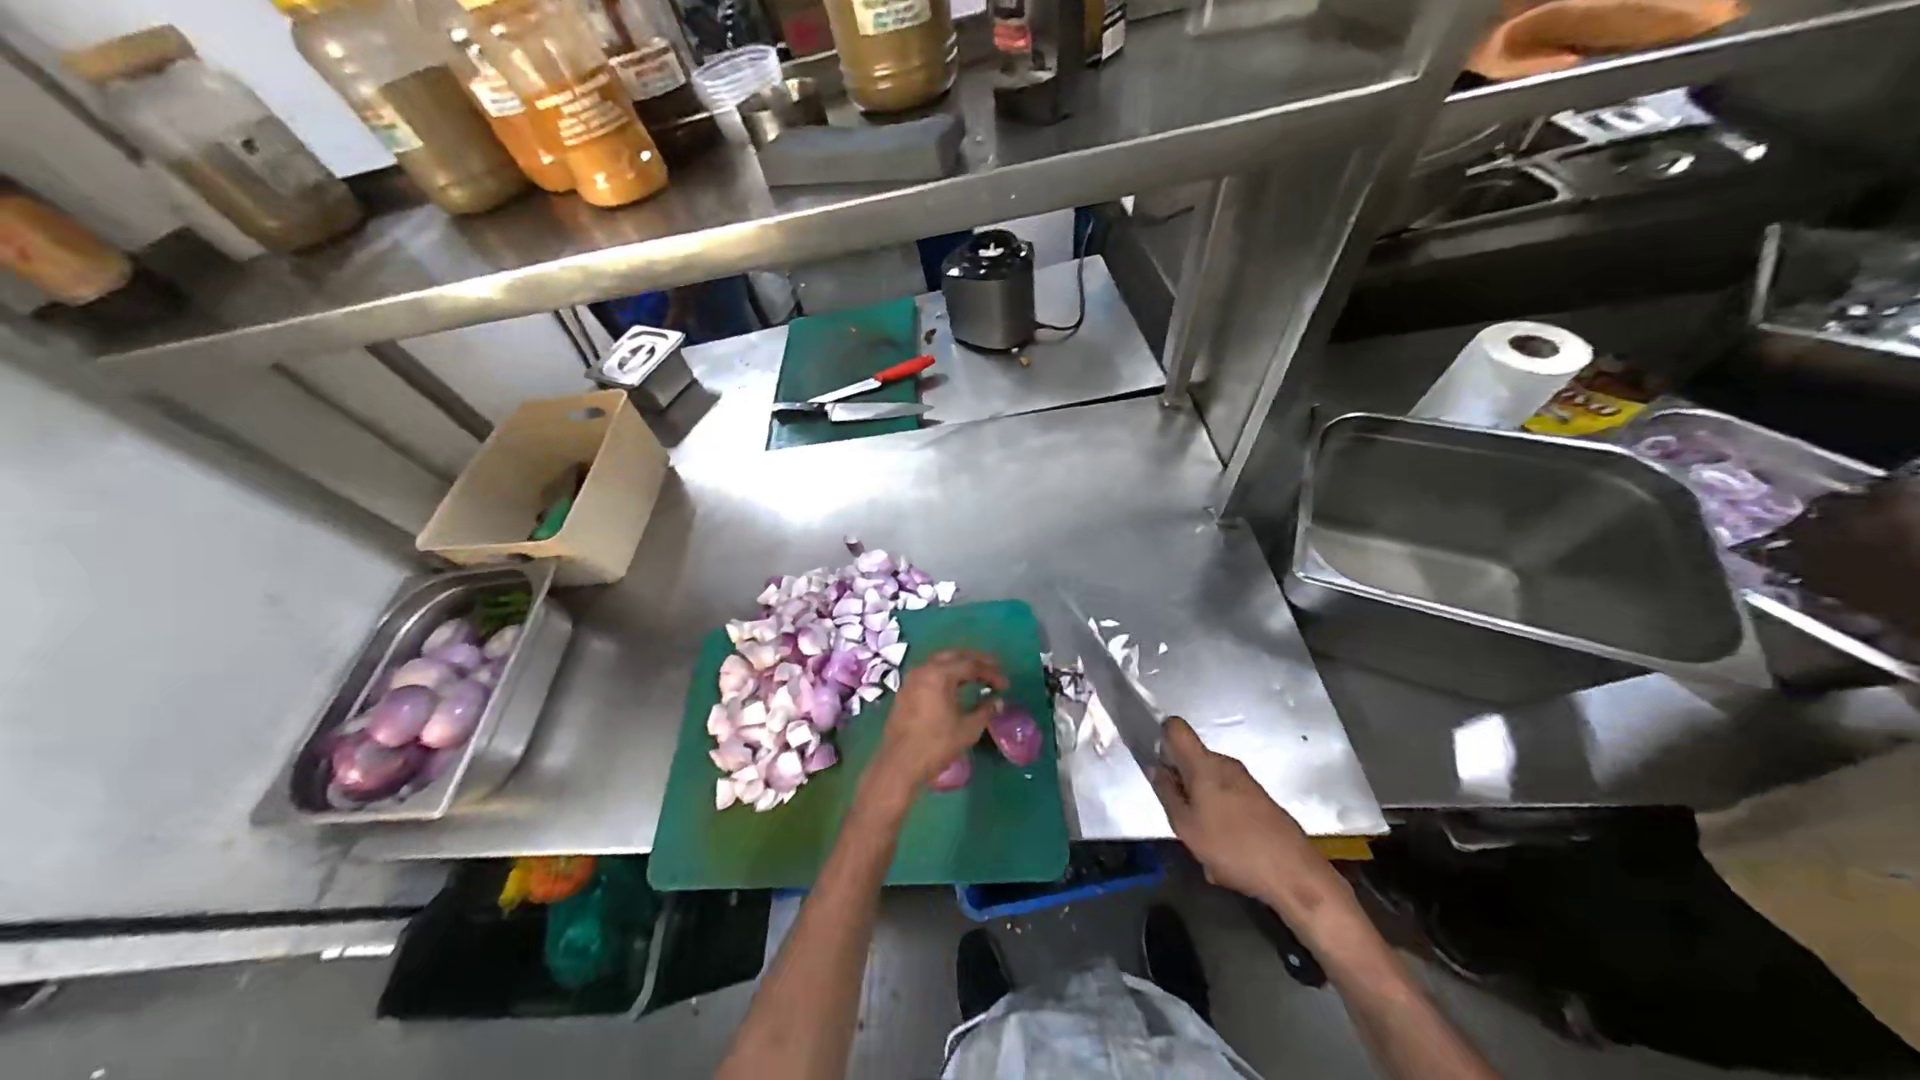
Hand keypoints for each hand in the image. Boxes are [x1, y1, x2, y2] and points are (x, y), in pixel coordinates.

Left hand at [874, 648, 1007, 792]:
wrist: (899, 764)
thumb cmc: (936, 745)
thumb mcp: (968, 729)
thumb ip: (985, 710)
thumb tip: (998, 701)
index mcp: (939, 674)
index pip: (972, 665)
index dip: (992, 673)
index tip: (1005, 686)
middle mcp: (924, 669)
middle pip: (955, 656)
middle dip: (976, 661)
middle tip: (994, 669)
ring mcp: (912, 679)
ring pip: (940, 661)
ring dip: (960, 665)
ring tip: (977, 675)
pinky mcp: (905, 690)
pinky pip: (930, 672)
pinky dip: (946, 673)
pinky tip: (955, 685)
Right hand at [1151, 716, 1351, 920]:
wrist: (1295, 874)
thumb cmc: (1233, 847)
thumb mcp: (1185, 826)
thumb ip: (1166, 793)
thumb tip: (1155, 768)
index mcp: (1204, 763)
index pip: (1176, 728)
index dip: (1161, 738)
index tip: (1158, 766)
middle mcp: (1226, 764)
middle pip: (1191, 760)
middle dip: (1180, 784)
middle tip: (1179, 817)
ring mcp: (1246, 782)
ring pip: (1208, 784)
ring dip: (1199, 806)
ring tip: (1203, 842)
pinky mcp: (1260, 800)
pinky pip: (1226, 800)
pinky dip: (1219, 819)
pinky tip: (1225, 852)